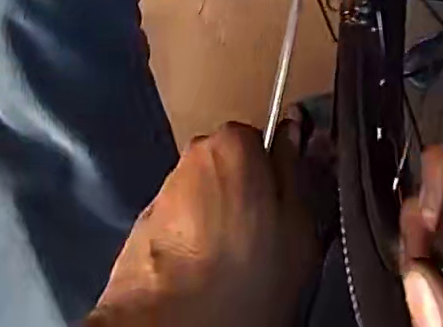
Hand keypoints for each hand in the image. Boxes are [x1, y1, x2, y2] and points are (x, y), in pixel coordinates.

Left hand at [87, 122, 319, 326]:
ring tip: (234, 264)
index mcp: (234, 140)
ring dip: (218, 220)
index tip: (286, 205)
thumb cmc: (242, 279)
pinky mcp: (145, 222)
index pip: (264, 140)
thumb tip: (295, 135)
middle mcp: (195, 153)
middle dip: (246, 195)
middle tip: (264, 239)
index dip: (277, 176)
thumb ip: (296, 168)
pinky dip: (192, 241)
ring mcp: (167, 186)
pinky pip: (181, 223)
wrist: (173, 326)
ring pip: (205, 196)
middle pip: (231, 166)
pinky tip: (206, 273)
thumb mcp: (297, 225)